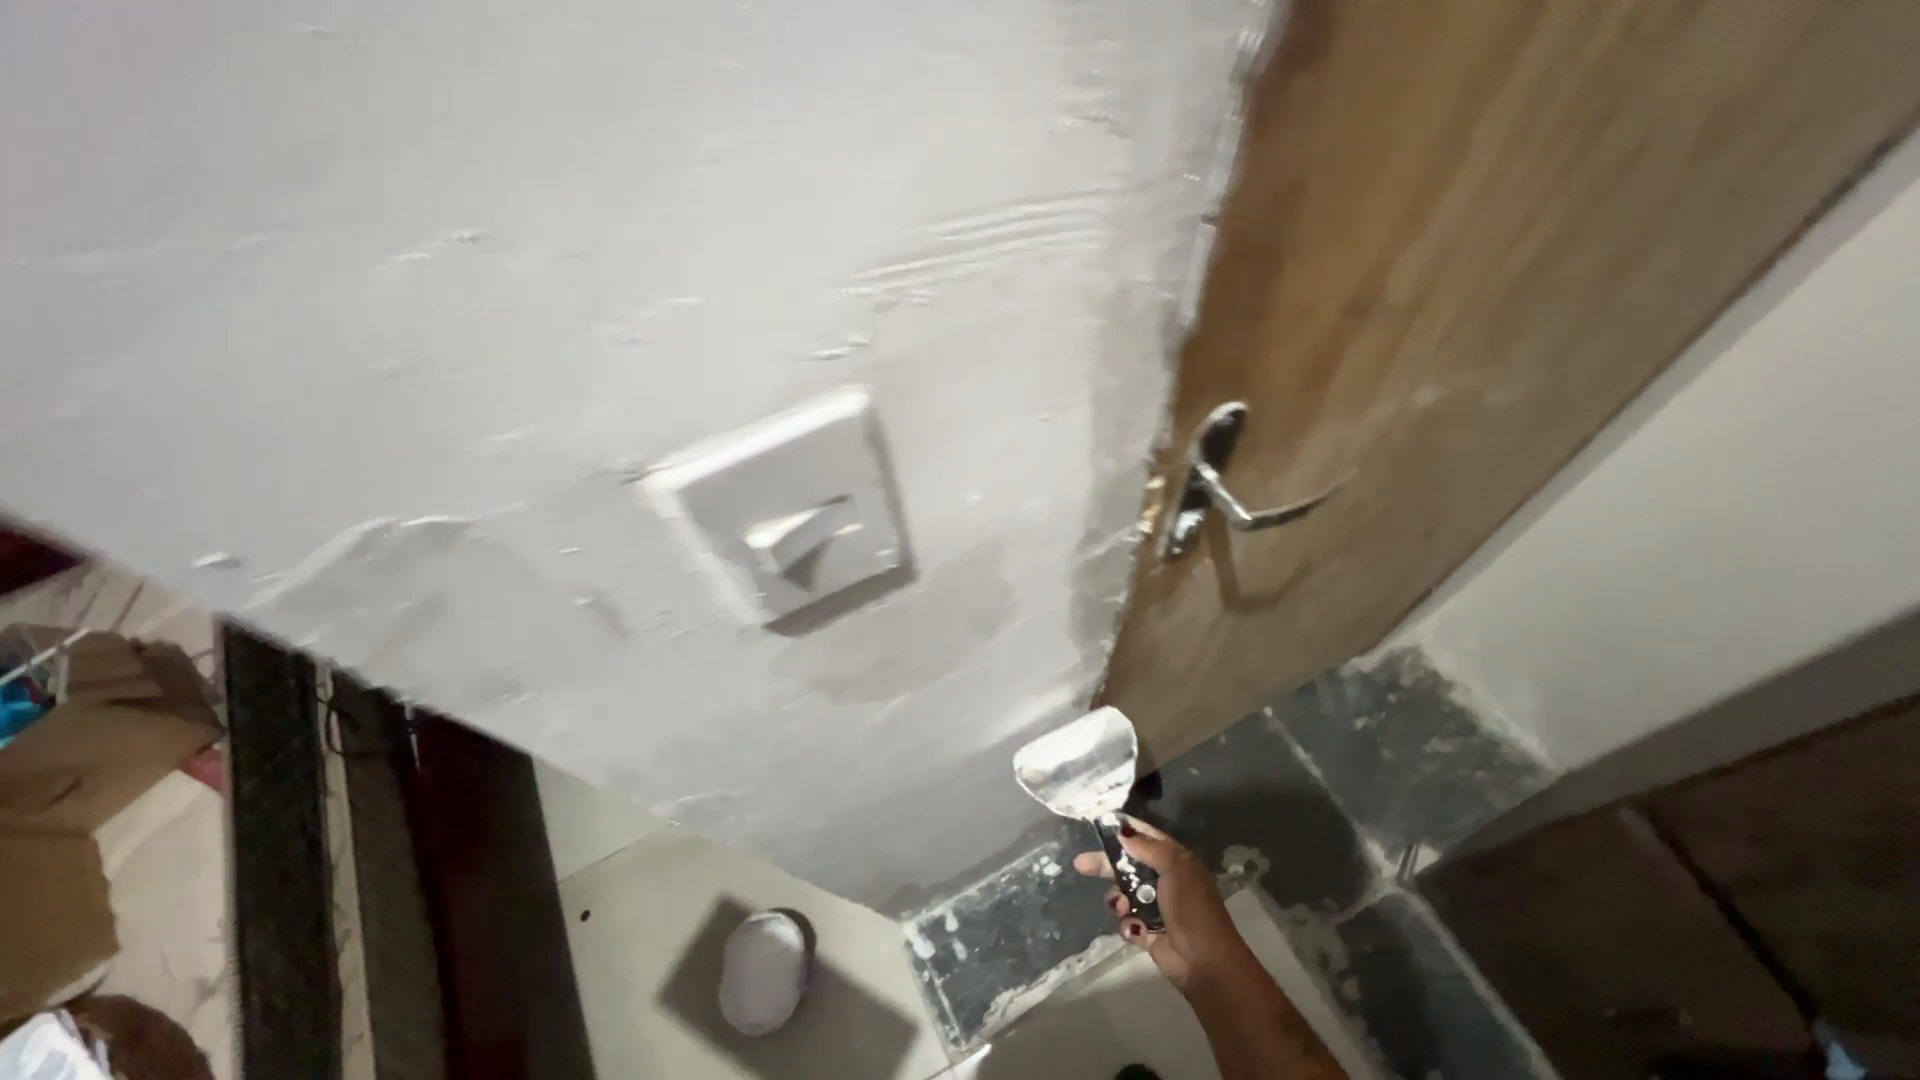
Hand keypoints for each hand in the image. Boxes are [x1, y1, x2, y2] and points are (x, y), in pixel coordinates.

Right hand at [1074, 816, 1252, 991]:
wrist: (1204, 961)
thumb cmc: (1191, 908)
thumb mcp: (1175, 869)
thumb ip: (1149, 848)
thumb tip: (1123, 831)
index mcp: (1176, 861)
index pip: (1146, 837)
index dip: (1125, 830)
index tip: (1099, 825)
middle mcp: (1165, 880)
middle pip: (1128, 865)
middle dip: (1106, 865)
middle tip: (1081, 864)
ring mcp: (1155, 907)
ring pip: (1123, 894)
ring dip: (1117, 899)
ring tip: (1121, 907)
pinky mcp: (1148, 930)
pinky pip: (1127, 921)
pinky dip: (1128, 924)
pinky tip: (1135, 929)